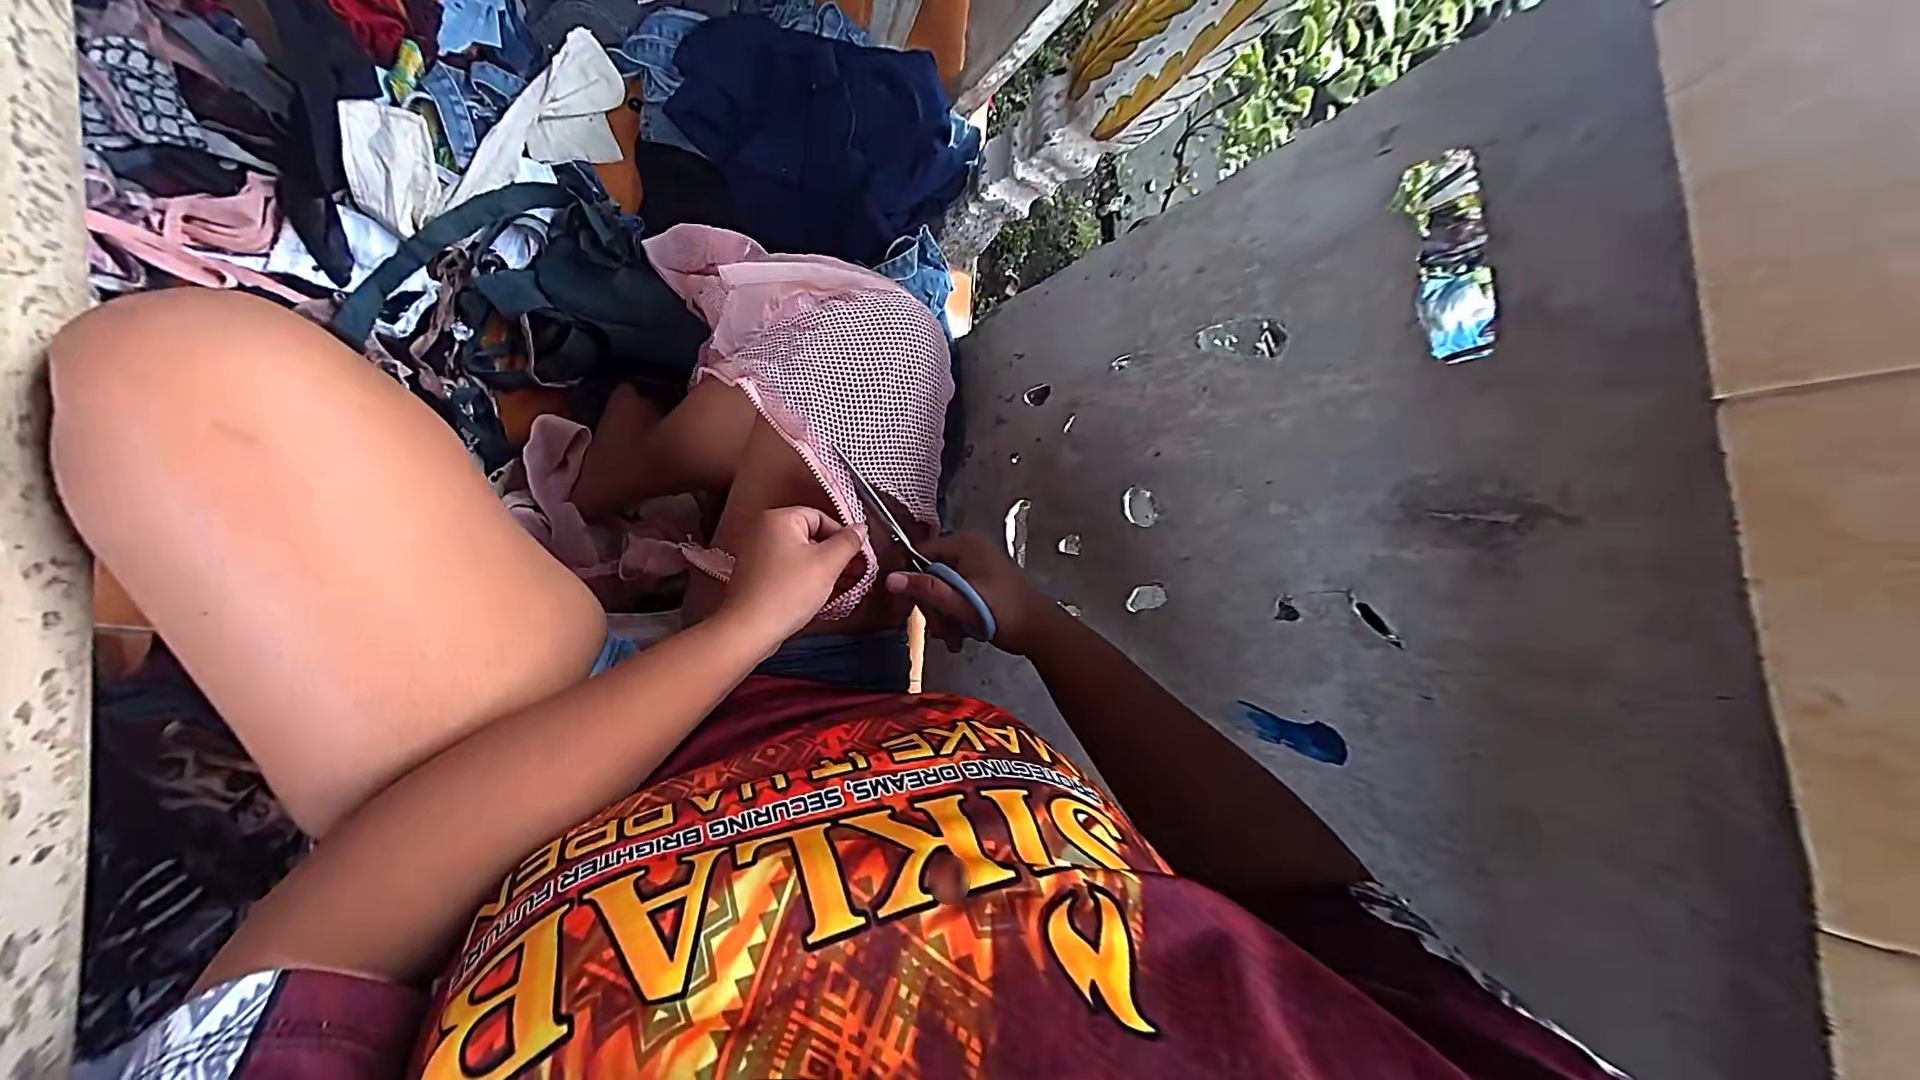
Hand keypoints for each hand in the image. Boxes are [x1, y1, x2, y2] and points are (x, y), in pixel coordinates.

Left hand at [719, 507, 867, 649]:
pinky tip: (824, 593)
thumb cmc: (789, 591)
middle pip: (811, 536)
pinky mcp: (757, 576)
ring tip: (846, 585)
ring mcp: (758, 554)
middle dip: (837, 554)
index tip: (858, 556)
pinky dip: (808, 577)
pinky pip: (790, 569)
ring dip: (826, 568)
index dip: (843, 536)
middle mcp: (764, 531)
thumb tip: (860, 528)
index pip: (821, 517)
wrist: (749, 630)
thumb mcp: (827, 564)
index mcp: (779, 519)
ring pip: (802, 555)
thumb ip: (848, 542)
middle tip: (857, 572)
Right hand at [884, 532, 1058, 655]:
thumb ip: (926, 589)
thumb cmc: (1003, 614)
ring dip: (944, 615)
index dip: (913, 580)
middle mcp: (971, 548)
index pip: (921, 554)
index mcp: (965, 544)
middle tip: (941, 630)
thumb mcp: (960, 603)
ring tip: (953, 637)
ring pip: (944, 588)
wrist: (1041, 631)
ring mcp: (979, 564)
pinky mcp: (984, 580)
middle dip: (934, 606)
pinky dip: (956, 614)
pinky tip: (961, 635)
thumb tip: (890, 579)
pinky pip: (958, 593)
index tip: (912, 607)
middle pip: (932, 574)